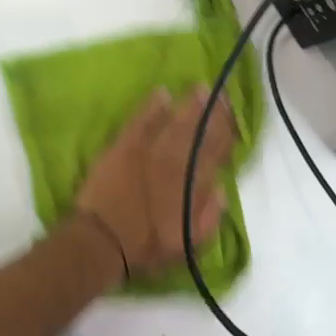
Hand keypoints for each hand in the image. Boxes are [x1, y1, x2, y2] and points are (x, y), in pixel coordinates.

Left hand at [74, 87, 236, 278]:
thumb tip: (220, 189)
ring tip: (200, 89)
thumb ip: (209, 216)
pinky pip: (141, 119)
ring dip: (189, 104)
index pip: (216, 153)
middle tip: (221, 95)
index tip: (234, 119)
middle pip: (199, 131)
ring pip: (174, 121)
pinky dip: (152, 105)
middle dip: (213, 113)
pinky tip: (162, 93)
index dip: (227, 134)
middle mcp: (175, 162)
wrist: (102, 241)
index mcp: (192, 184)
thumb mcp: (188, 244)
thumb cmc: (146, 246)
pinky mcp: (124, 145)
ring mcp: (148, 150)